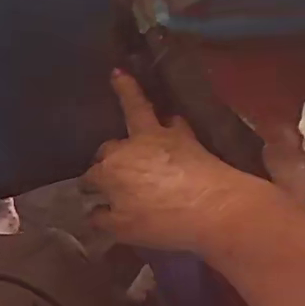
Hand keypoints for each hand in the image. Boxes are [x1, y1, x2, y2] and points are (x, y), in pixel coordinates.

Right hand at [84, 70, 274, 251]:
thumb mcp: (123, 230)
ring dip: (127, 91)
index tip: (89, 195)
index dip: (88, 187)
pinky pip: (173, 120)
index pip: (90, 178)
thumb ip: (102, 219)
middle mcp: (128, 149)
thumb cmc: (162, 223)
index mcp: (108, 172)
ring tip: (118, 75)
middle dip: (103, 157)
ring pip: (137, 109)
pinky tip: (168, 117)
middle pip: (107, 148)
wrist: (216, 209)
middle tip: (106, 168)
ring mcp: (158, 138)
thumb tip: (92, 212)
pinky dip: (168, 117)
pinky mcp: (186, 136)